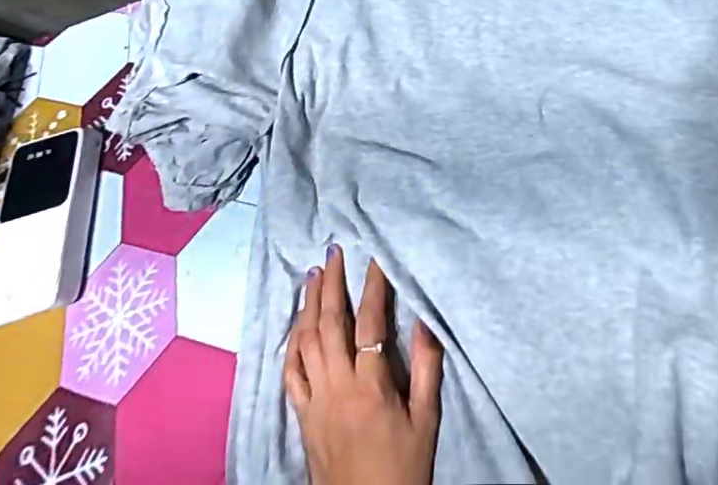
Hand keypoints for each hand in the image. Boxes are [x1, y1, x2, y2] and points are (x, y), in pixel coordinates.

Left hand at [285, 248, 443, 484]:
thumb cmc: (402, 467)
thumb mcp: (426, 419)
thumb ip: (426, 367)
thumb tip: (424, 320)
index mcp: (371, 386)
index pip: (369, 322)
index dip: (372, 286)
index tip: (374, 258)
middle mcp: (338, 386)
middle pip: (330, 323)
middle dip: (331, 284)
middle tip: (333, 253)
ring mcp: (315, 400)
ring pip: (306, 342)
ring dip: (308, 305)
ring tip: (313, 275)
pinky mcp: (302, 415)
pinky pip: (291, 372)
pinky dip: (292, 342)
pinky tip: (297, 324)